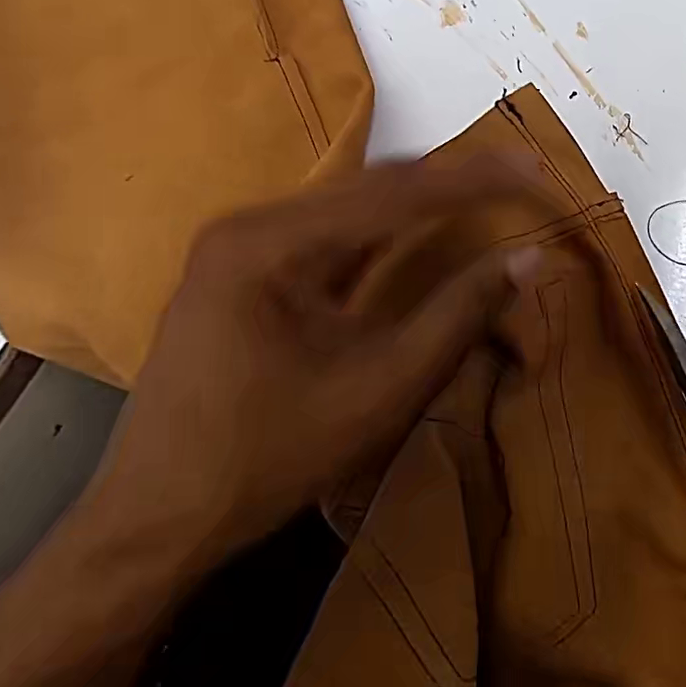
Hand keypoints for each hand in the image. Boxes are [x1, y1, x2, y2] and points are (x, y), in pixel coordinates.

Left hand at [85, 153, 545, 559]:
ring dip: (419, 200)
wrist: (155, 520)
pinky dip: (385, 227)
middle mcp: (251, 224)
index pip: (395, 194)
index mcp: (273, 244)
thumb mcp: (382, 387)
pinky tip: (420, 228)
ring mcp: (240, 244)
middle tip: (515, 176)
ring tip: (483, 192)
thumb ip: (460, 314)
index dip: (472, 179)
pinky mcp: (243, 267)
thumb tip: (528, 259)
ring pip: (352, 204)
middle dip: (449, 181)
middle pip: (371, 187)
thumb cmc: (272, 457)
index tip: (530, 166)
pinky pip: (329, 231)